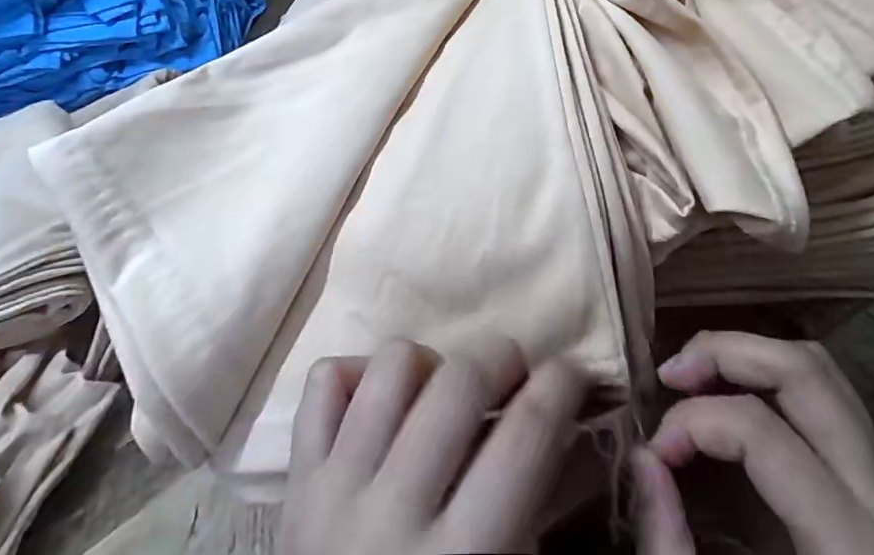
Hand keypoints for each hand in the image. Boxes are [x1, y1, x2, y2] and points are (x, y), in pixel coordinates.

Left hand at [278, 338, 588, 554]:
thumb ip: (538, 515)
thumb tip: (570, 431)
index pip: (526, 436)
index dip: (562, 385)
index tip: (575, 369)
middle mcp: (396, 511)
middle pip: (458, 383)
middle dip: (501, 357)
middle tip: (516, 371)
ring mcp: (337, 489)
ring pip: (389, 368)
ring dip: (431, 360)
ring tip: (446, 386)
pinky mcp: (298, 478)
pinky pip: (323, 384)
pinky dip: (357, 374)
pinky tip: (383, 402)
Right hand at [631, 332, 873, 554]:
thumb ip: (672, 543)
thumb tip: (644, 458)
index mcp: (852, 543)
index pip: (761, 430)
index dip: (692, 423)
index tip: (655, 453)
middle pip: (806, 371)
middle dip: (724, 352)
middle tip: (670, 374)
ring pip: (822, 370)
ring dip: (747, 355)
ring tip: (694, 375)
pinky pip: (826, 398)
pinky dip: (767, 377)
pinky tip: (729, 398)